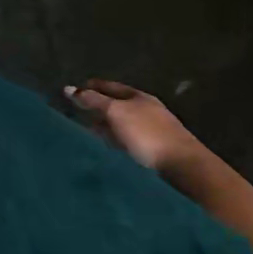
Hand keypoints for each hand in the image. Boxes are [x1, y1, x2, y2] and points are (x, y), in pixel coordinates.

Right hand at [65, 79, 208, 175]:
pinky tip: (106, 147)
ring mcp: (153, 130)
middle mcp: (147, 110)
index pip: (109, 86)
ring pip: (121, 123)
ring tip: (86, 131)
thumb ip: (92, 100)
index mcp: (139, 97)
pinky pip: (127, 140)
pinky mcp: (155, 150)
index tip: (73, 90)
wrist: (184, 167)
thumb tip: (69, 88)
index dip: (91, 87)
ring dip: (105, 125)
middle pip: (116, 104)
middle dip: (97, 107)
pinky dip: (114, 140)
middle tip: (76, 110)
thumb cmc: (147, 134)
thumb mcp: (115, 112)